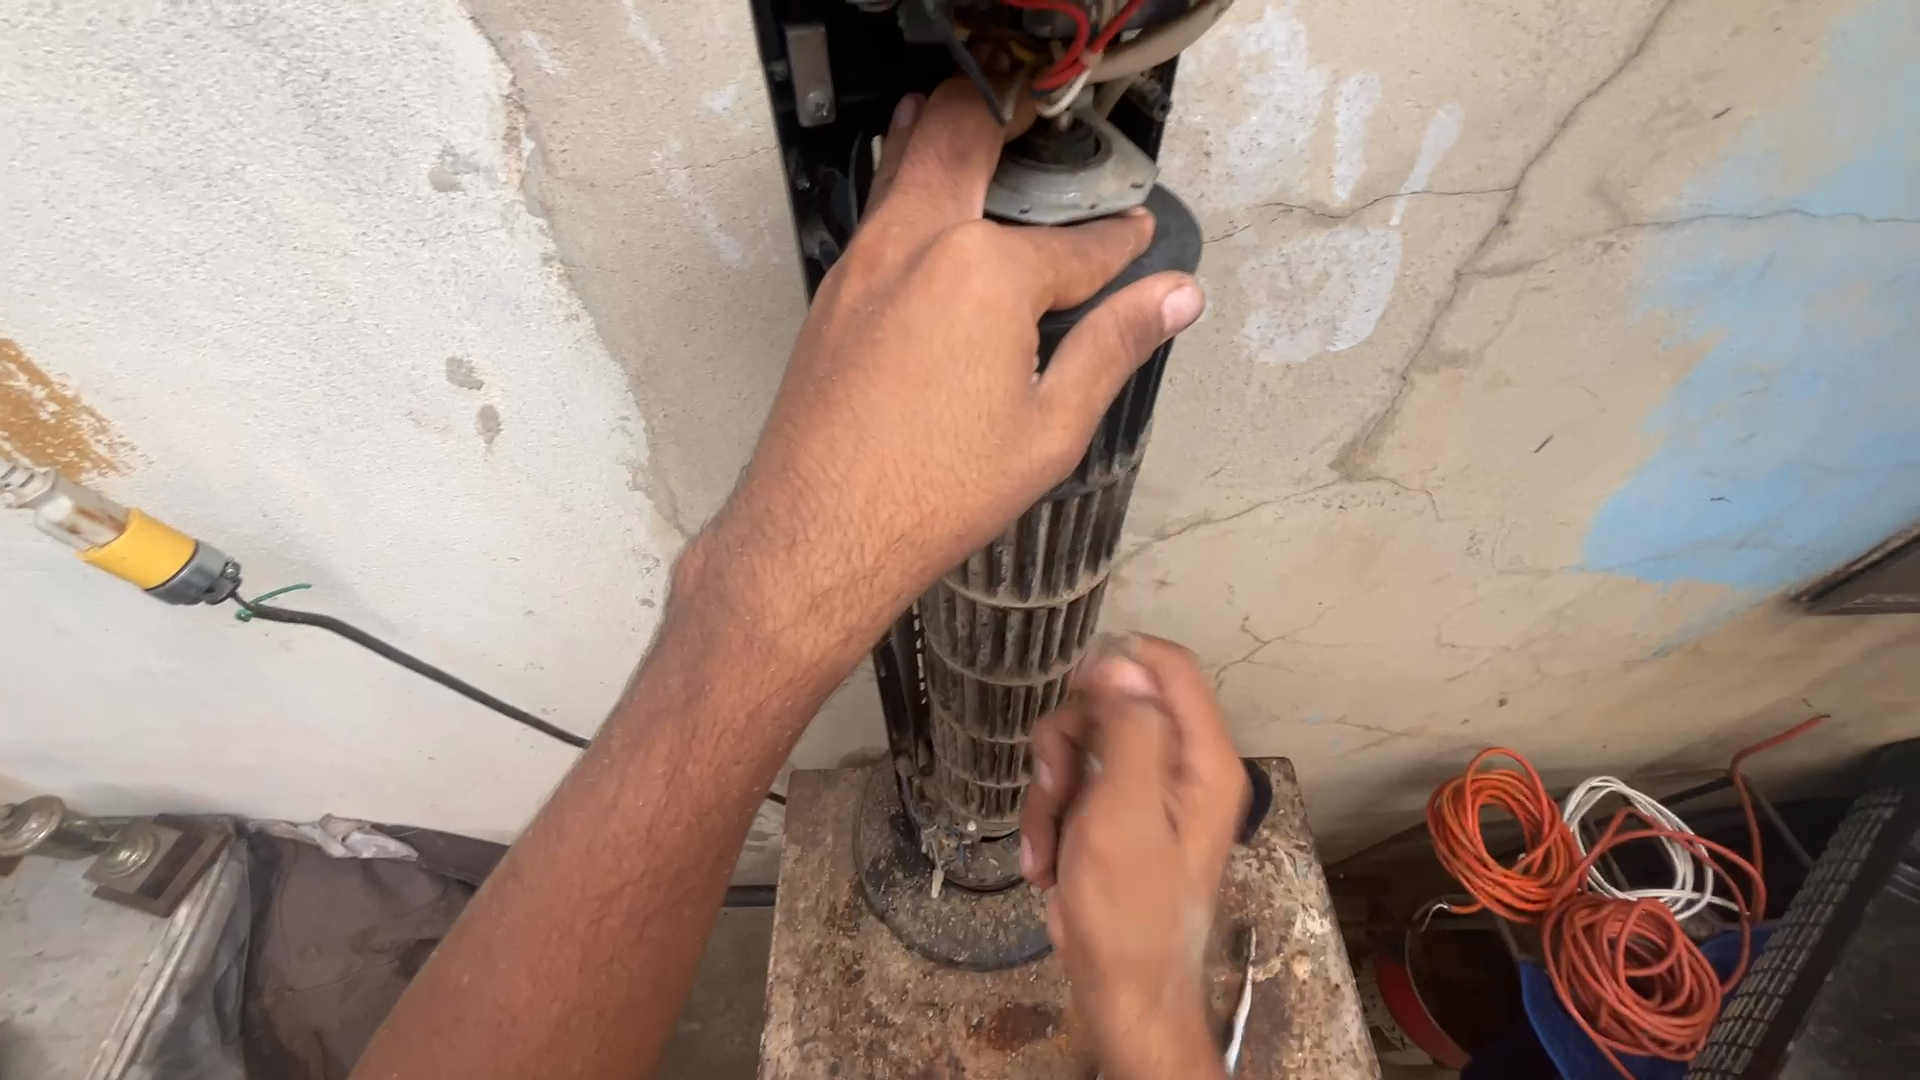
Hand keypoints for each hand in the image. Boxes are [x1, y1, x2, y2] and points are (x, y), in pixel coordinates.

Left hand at [685, 79, 1205, 661]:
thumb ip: (1114, 347)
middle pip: (965, 136)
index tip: (1138, 237)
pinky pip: (877, 212)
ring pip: (906, 160)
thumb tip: (1176, 297)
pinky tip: (925, 208)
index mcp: (987, 272)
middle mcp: (918, 244)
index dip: (1119, 243)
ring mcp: (863, 263)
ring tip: (979, 124)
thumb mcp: (1050, 429)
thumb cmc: (938, 492)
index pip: (1077, 246)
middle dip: (1010, 114)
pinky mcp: (832, 294)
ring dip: (946, 132)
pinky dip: (907, 185)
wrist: (820, 531)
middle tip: (1044, 112)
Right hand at [1020, 635, 1247, 1079]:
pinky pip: (1072, 783)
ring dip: (1050, 789)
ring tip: (1045, 845)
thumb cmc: (1128, 911)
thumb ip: (1129, 731)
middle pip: (1114, 702)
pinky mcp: (1115, 811)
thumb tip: (1122, 662)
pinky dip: (1050, 817)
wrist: (1121, 995)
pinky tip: (1045, 860)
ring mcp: (1145, 788)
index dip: (1121, 662)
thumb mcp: (1124, 814)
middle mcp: (1179, 764)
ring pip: (1082, 742)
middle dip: (1070, 741)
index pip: (1172, 668)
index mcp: (1203, 759)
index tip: (1075, 688)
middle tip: (1053, 783)